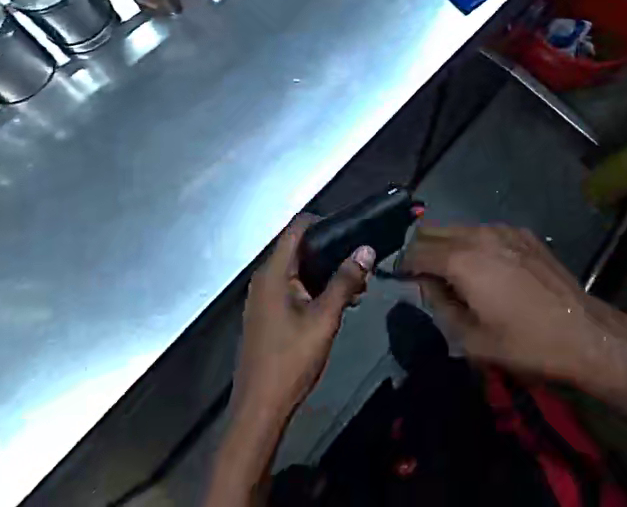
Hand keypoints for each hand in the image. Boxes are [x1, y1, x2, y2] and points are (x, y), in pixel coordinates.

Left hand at [232, 216, 374, 421]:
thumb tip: (365, 249)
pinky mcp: (266, 312)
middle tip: (361, 264)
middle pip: (297, 248)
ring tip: (356, 287)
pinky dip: (313, 288)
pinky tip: (336, 305)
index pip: (296, 227)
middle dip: (329, 251)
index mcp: (273, 270)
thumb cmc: (291, 358)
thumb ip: (345, 282)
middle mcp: (264, 276)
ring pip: (296, 270)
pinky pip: (291, 287)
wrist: (260, 404)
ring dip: (324, 273)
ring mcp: (263, 295)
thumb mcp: (324, 319)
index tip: (351, 230)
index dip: (323, 222)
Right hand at [401, 224, 626, 394]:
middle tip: (422, 274)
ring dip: (446, 244)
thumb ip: (440, 308)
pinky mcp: (522, 234)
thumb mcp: (473, 341)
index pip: (415, 251)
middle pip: (431, 230)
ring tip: (453, 271)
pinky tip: (486, 267)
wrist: (589, 337)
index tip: (399, 278)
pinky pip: (483, 231)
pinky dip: (473, 243)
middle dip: (420, 249)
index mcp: (460, 259)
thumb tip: (426, 287)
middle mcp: (476, 235)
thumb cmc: (528, 344)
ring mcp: (501, 230)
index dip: (402, 265)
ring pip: (457, 228)